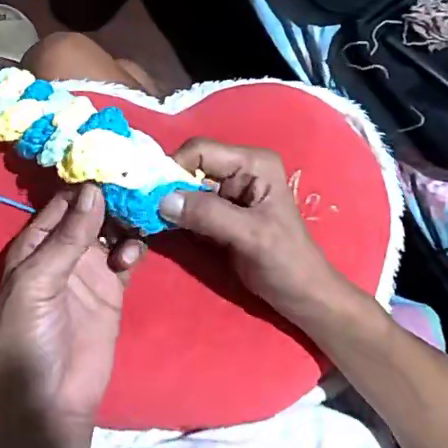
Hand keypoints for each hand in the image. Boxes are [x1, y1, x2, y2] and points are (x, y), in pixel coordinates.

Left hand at [0, 184, 144, 443]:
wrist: (48, 406)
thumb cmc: (28, 342)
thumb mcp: (37, 285)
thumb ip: (66, 239)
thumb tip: (92, 190)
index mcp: (34, 247)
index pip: (61, 203)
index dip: (85, 183)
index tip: (114, 160)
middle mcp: (62, 252)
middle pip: (91, 213)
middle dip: (112, 196)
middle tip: (140, 177)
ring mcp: (89, 271)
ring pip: (111, 231)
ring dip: (126, 219)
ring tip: (143, 210)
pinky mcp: (113, 291)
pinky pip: (126, 257)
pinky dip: (135, 247)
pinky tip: (137, 250)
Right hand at [158, 139, 348, 321]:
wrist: (302, 296)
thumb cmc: (286, 262)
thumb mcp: (250, 236)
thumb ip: (208, 214)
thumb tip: (162, 200)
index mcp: (253, 163)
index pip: (200, 151)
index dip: (174, 169)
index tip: (153, 197)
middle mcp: (240, 169)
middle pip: (189, 166)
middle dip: (167, 187)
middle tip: (145, 211)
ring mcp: (229, 191)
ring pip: (185, 187)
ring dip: (168, 203)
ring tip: (150, 221)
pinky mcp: (220, 213)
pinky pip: (188, 206)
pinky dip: (175, 216)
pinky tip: (162, 228)